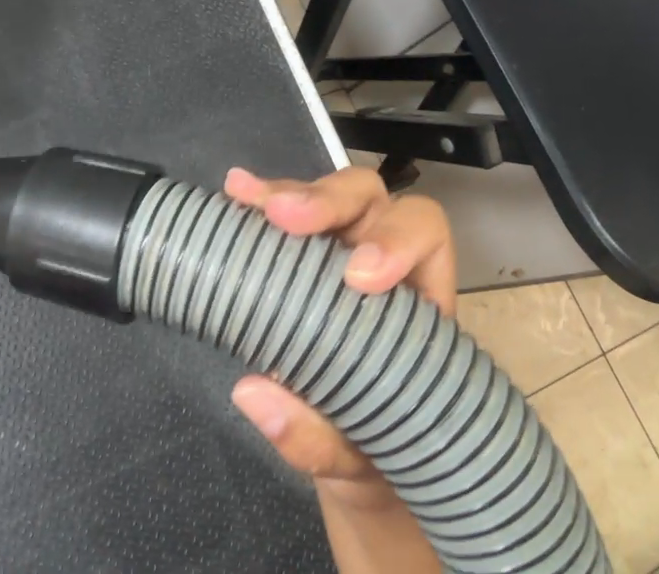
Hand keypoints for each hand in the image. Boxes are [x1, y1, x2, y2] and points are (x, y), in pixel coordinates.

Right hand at [222, 166, 454, 511]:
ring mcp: (336, 258)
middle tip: (284, 216)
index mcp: (418, 306)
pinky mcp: (294, 261)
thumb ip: (317, 440)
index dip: (396, 241)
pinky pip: (281, 219)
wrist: (358, 465)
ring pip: (327, 199)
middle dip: (330, 201)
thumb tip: (252, 394)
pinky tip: (233, 195)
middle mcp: (381, 266)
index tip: (357, 276)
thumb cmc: (377, 456)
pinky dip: (256, 203)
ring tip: (243, 196)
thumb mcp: (357, 465)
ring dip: (287, 193)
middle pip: (372, 203)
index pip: (425, 238)